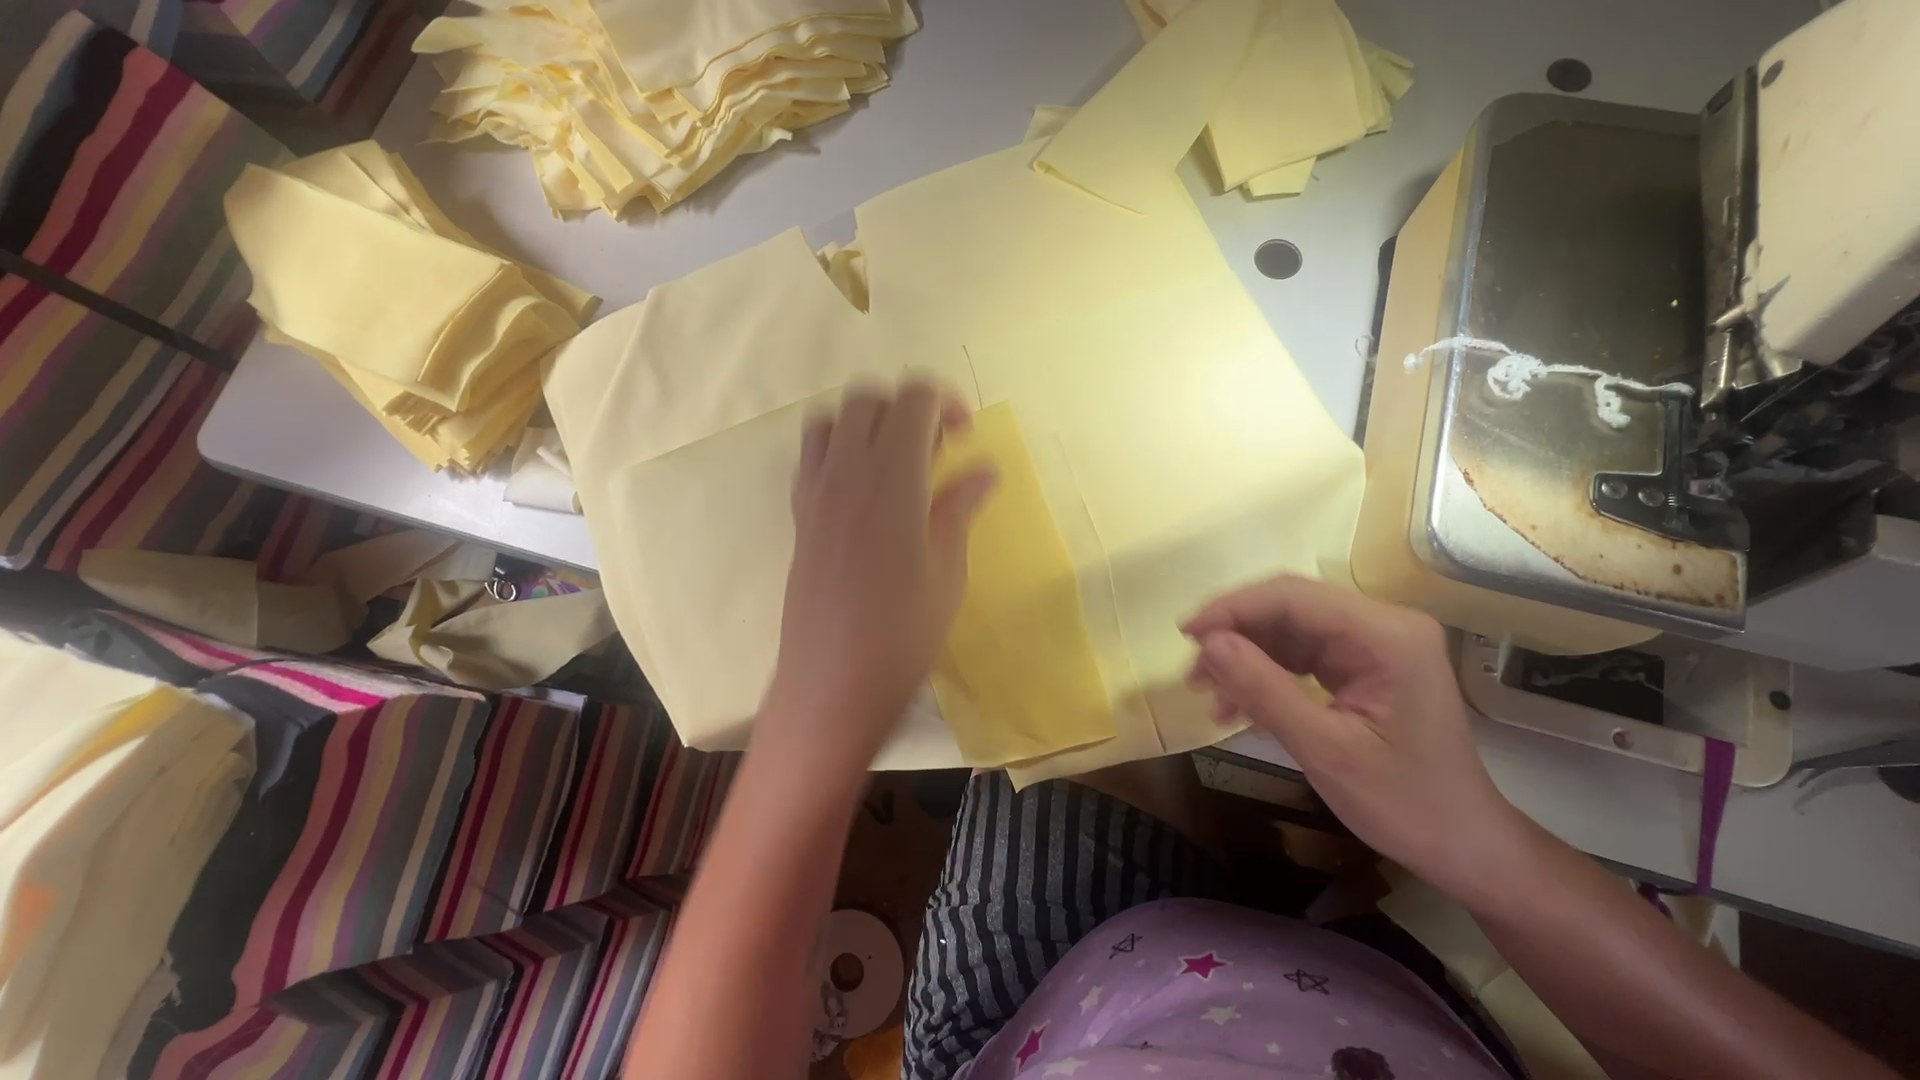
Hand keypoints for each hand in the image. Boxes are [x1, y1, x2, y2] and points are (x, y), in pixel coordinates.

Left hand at [762, 380, 997, 768]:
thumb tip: (985, 470)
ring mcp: (815, 493)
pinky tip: (866, 495)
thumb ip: (960, 508)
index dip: (945, 402)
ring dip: (867, 424)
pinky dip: (839, 452)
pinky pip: (812, 458)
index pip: (912, 398)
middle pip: (868, 398)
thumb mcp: (948, 572)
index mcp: (892, 478)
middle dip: (907, 408)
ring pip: (832, 420)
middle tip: (937, 451)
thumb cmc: (903, 635)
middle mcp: (846, 472)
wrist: (831, 685)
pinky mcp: (799, 518)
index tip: (965, 436)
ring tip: (897, 466)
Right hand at [1183, 577, 1528, 899]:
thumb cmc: (1404, 803)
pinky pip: (1302, 656)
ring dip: (1245, 659)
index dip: (1233, 609)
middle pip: (1290, 609)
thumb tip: (1208, 644)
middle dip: (1236, 636)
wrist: (1462, 846)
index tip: (1185, 637)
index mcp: (1387, 636)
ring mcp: (1375, 646)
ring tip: (1208, 695)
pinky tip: (1237, 707)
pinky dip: (1266, 677)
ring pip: (1289, 631)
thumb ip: (1265, 691)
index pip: (1294, 598)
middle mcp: (1383, 627)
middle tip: (1192, 674)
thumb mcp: (1326, 750)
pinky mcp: (1364, 667)